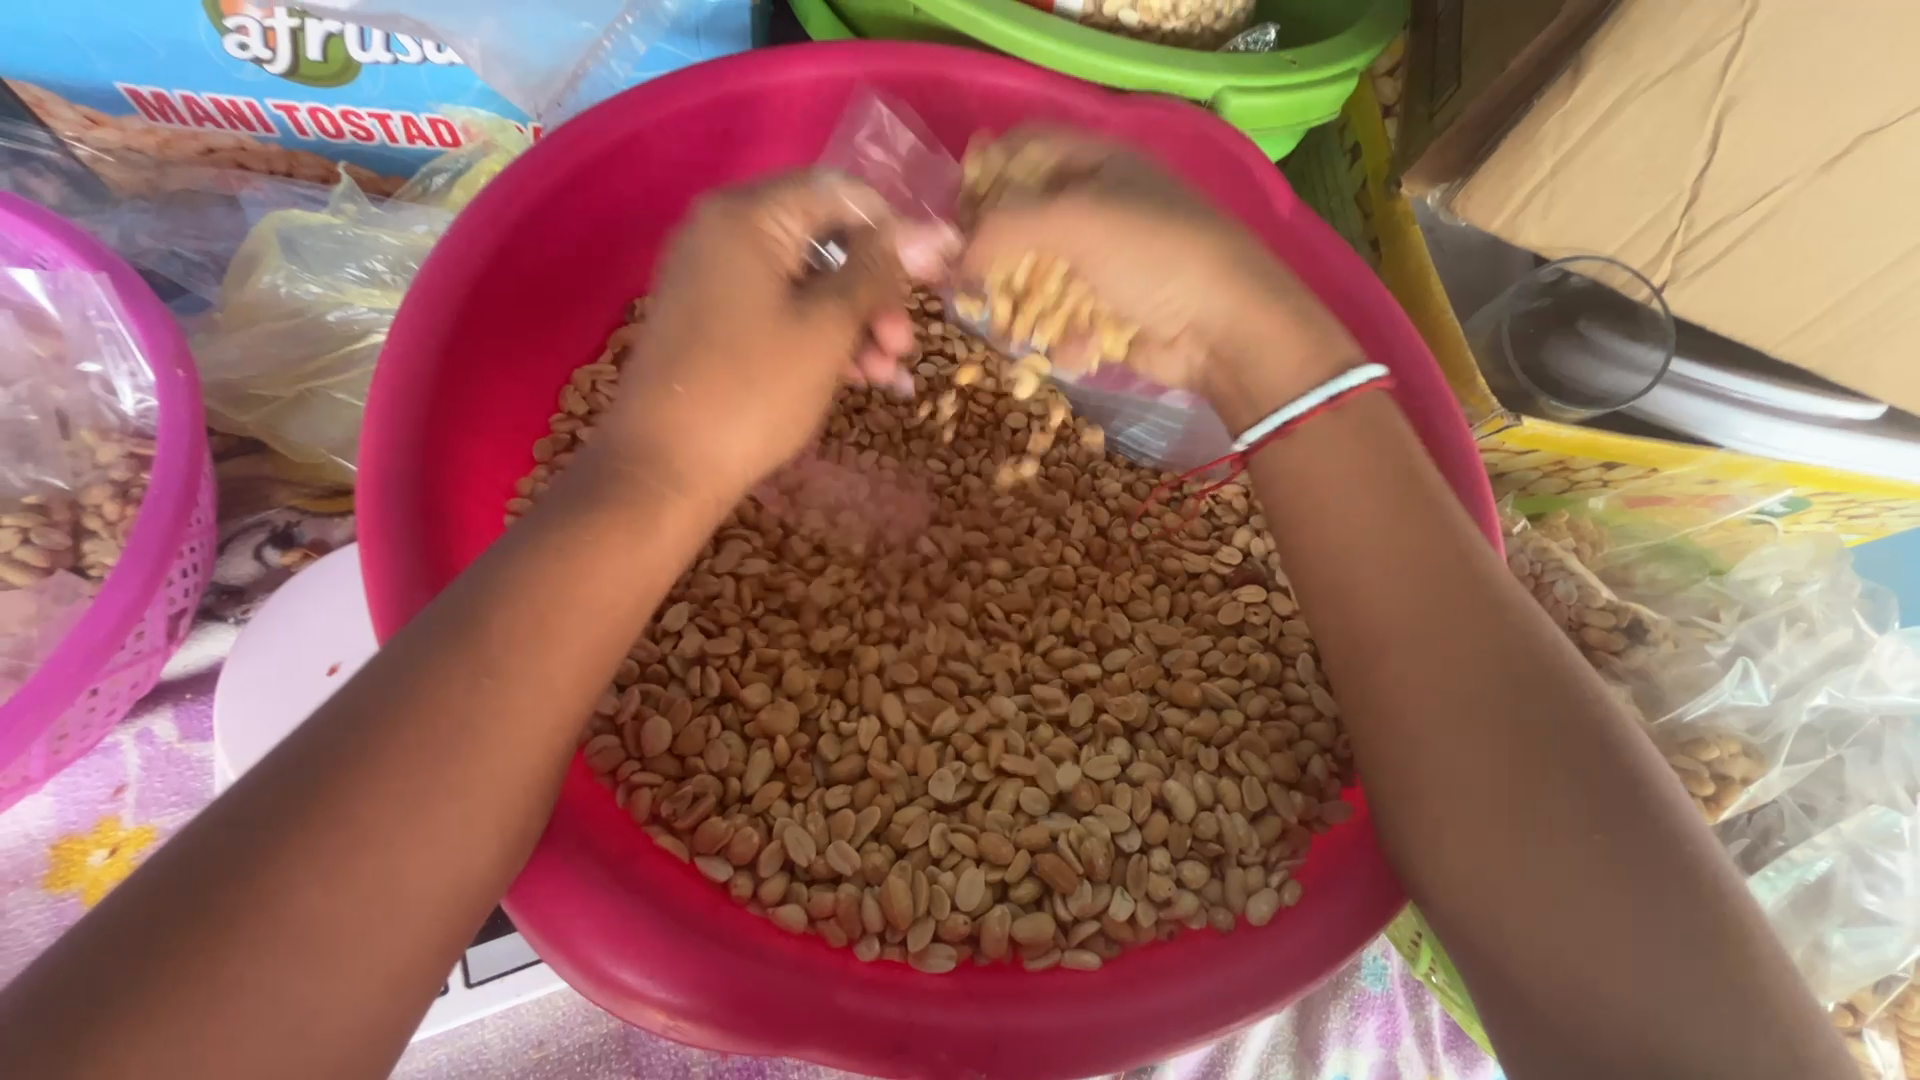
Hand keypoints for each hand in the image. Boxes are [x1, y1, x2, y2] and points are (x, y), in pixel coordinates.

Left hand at [582, 170, 955, 514]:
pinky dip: (821, 339)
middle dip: (876, 292)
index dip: (896, 233)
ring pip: (807, 284)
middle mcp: (725, 233)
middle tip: (904, 344)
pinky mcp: (713, 321)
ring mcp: (715, 279)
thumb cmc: (753, 391)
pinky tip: (857, 379)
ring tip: (887, 376)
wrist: (665, 467)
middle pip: (825, 242)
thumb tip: (935, 229)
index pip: (841, 195)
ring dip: (856, 324)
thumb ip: (879, 272)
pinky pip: (780, 312)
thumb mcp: (827, 328)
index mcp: (748, 216)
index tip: (934, 280)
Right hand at [957, 131, 1363, 431]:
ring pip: (1038, 280)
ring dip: (1024, 308)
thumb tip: (953, 259)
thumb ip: (1001, 229)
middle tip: (967, 284)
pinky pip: (1065, 322)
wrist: (1223, 326)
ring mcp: (1105, 265)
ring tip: (1011, 330)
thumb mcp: (1072, 221)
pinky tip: (1074, 351)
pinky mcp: (1110, 314)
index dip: (982, 179)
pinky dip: (1065, 339)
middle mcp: (1098, 208)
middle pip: (1023, 222)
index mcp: (1096, 163)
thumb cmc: (1151, 254)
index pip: (1022, 152)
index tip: (953, 218)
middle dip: (995, 257)